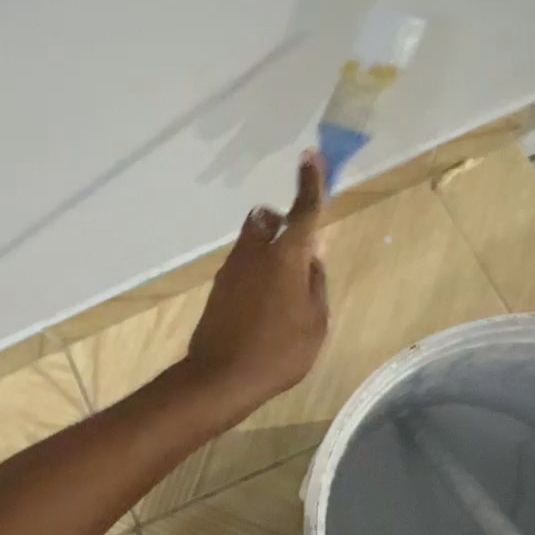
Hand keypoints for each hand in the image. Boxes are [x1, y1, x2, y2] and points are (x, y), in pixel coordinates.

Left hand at [181, 150, 330, 412]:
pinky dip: (256, 273)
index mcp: (286, 257)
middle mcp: (255, 254)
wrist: (221, 378)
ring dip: (269, 251)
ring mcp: (231, 270)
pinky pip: (243, 267)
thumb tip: (310, 261)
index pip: (303, 211)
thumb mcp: (316, 321)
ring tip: (284, 292)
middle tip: (298, 251)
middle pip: (267, 221)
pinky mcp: (218, 289)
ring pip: (252, 244)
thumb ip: (315, 284)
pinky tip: (265, 308)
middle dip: (282, 223)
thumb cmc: (279, 351)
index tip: (310, 156)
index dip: (310, 183)